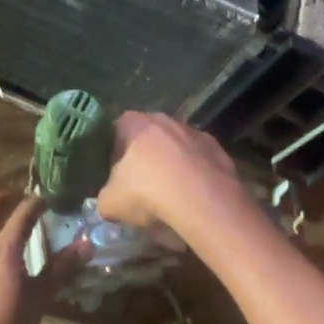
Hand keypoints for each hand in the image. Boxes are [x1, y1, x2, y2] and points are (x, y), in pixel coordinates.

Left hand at [0, 194, 87, 323]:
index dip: (36, 202)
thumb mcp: (40, 295)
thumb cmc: (11, 320)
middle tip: (18, 200)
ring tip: (12, 240)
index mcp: (6, 245)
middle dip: (3, 198)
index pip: (23, 211)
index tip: (47, 200)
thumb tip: (87, 245)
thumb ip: (61, 267)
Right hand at [97, 112, 248, 240]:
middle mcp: (166, 120)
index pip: (119, 128)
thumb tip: (108, 203)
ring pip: (177, 147)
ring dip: (173, 165)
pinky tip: (193, 197)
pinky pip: (200, 161)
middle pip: (150, 136)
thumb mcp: (111, 203)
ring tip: (171, 196)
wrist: (202, 201)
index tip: (117, 173)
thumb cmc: (148, 193)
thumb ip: (105, 198)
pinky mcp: (218, 150)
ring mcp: (195, 133)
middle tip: (143, 185)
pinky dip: (196, 175)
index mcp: (136, 124)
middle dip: (146, 157)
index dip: (116, 150)